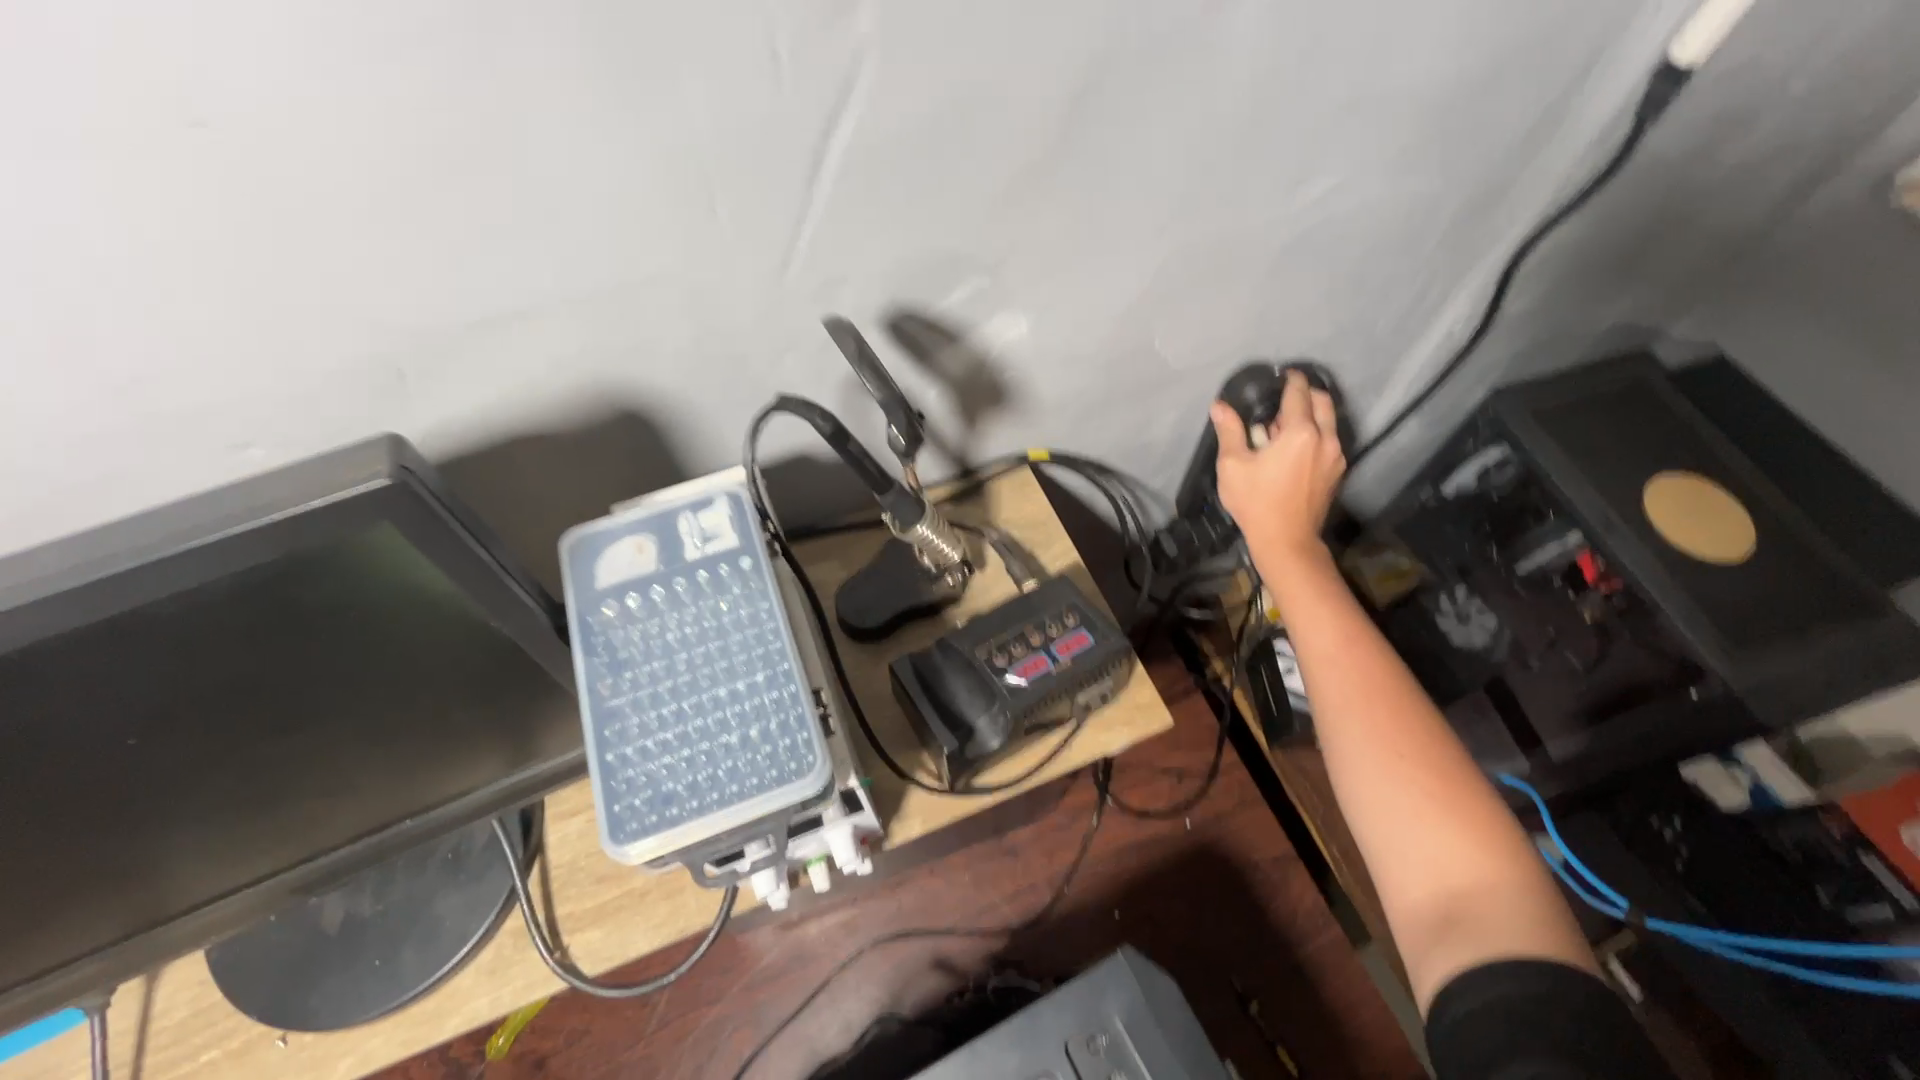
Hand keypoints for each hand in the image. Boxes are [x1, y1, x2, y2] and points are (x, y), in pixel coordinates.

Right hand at [1210, 370, 1344, 564]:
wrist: (1286, 541)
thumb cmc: (1256, 502)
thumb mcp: (1233, 466)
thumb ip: (1230, 431)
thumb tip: (1220, 406)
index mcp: (1300, 432)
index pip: (1299, 393)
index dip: (1291, 380)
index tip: (1283, 374)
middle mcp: (1325, 438)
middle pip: (1323, 401)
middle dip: (1305, 394)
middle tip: (1284, 399)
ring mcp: (1335, 456)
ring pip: (1329, 422)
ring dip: (1311, 416)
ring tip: (1285, 427)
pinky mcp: (1336, 472)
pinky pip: (1329, 441)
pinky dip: (1316, 434)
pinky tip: (1295, 449)